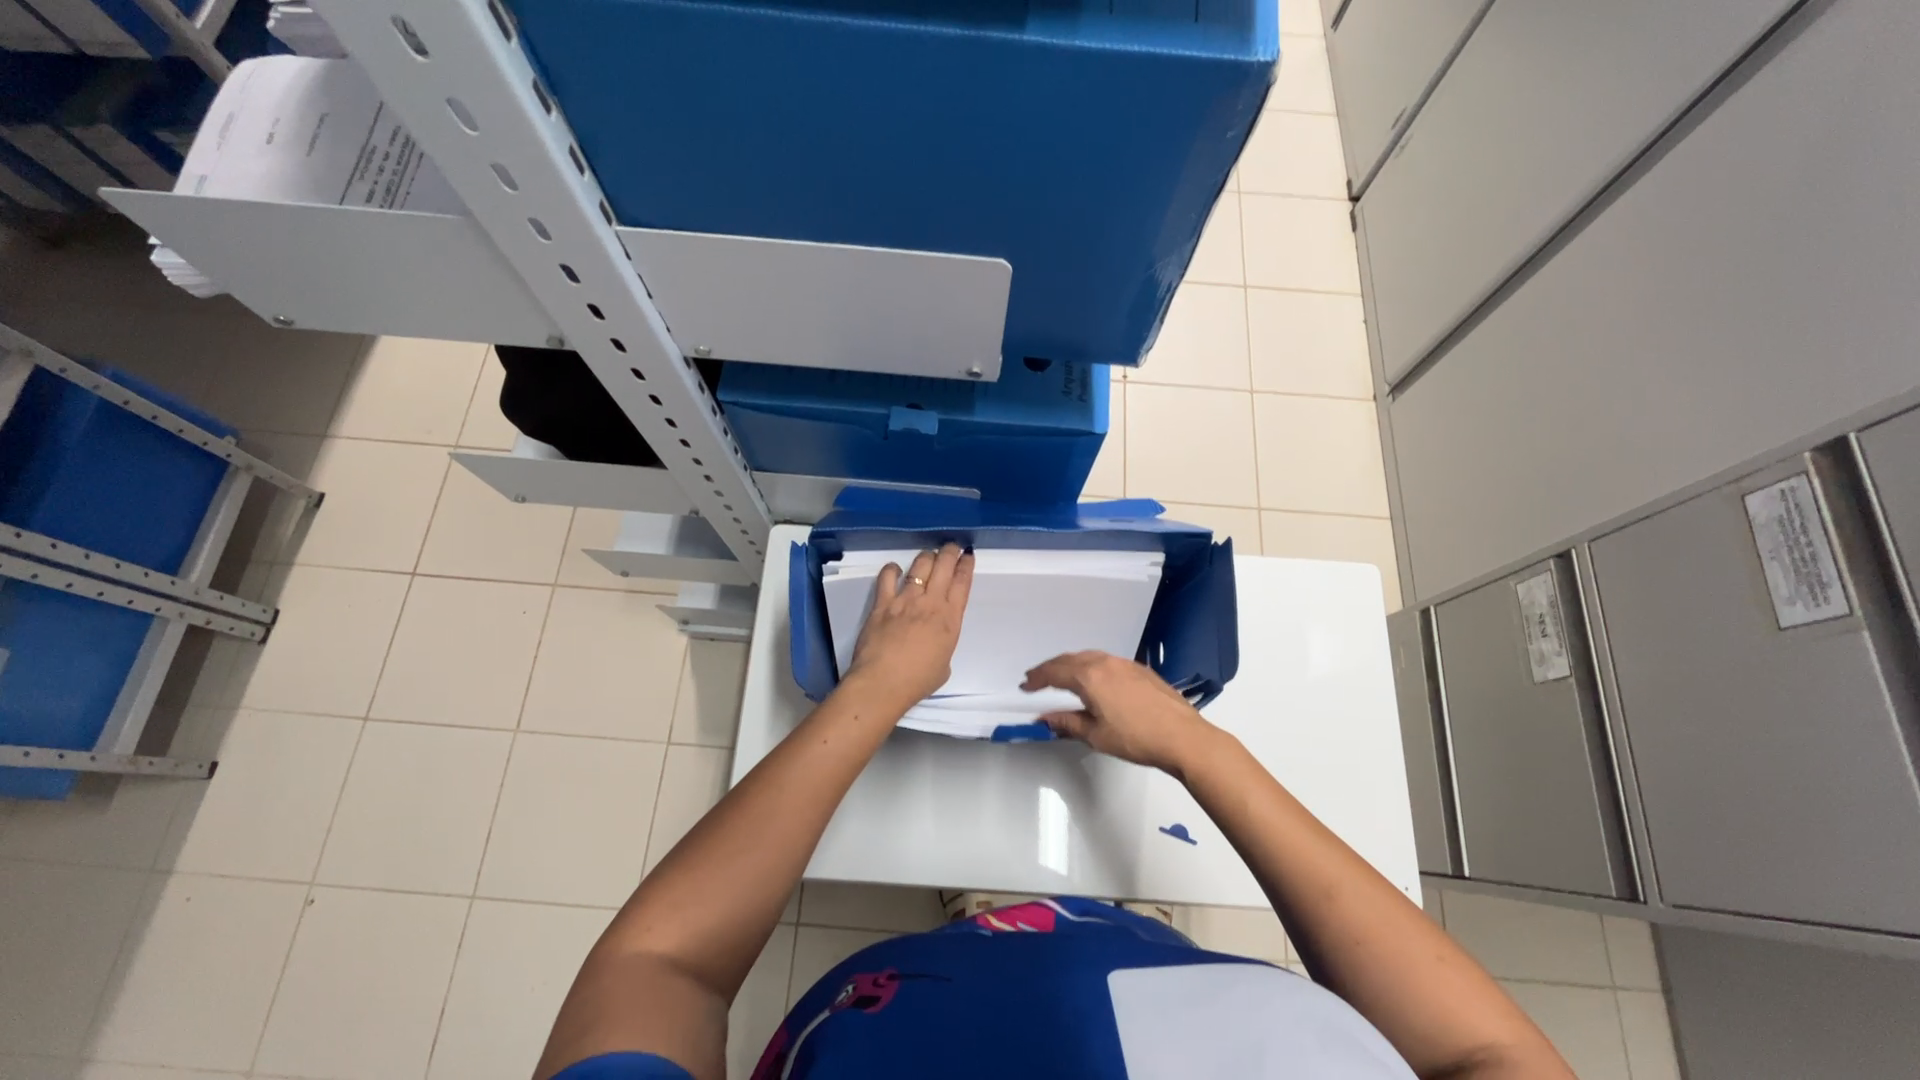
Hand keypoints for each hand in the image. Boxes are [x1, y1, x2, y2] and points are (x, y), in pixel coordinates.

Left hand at [842, 543, 974, 709]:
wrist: (883, 682)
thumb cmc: (917, 681)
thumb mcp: (944, 665)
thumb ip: (942, 645)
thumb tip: (933, 642)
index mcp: (950, 619)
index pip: (963, 583)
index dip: (967, 565)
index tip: (968, 555)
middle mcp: (930, 603)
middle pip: (944, 566)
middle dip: (950, 551)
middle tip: (951, 547)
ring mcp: (905, 600)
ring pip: (920, 566)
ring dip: (926, 556)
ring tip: (929, 555)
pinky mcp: (882, 603)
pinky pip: (888, 577)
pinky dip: (892, 569)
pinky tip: (894, 569)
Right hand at [1021, 651, 1216, 774]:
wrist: (1183, 737)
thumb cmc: (1136, 738)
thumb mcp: (1095, 735)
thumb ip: (1067, 722)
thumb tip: (1045, 717)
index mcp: (1090, 677)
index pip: (1055, 672)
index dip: (1037, 678)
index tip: (1025, 686)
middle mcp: (1105, 663)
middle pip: (1071, 659)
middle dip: (1052, 668)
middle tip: (1038, 679)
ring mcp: (1126, 664)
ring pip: (1090, 657)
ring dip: (1072, 665)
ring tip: (1062, 677)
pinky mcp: (1141, 670)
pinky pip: (1107, 661)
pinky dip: (1092, 666)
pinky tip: (1094, 680)